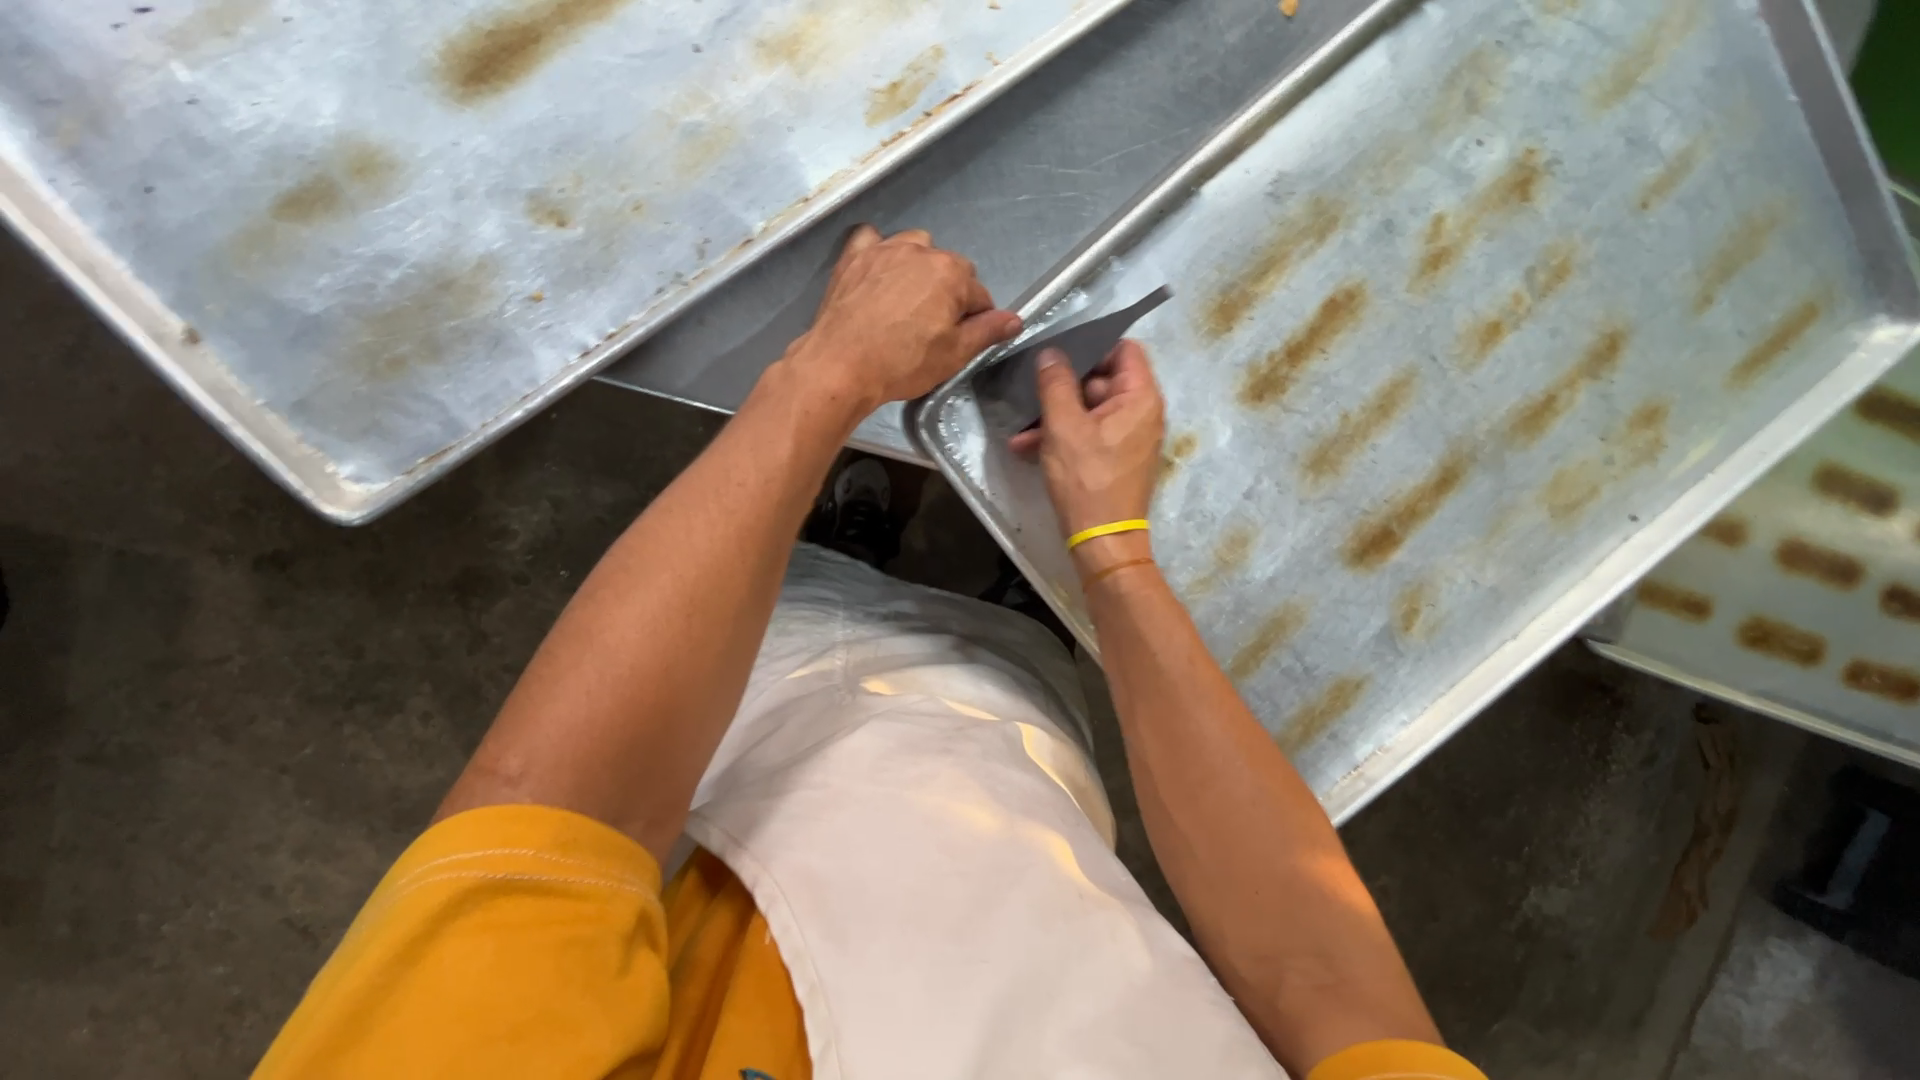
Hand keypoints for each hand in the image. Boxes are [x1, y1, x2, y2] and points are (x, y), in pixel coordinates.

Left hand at [786, 225, 1020, 416]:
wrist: (840, 365)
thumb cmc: (902, 363)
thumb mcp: (954, 354)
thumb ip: (987, 332)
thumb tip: (1015, 320)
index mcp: (951, 274)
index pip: (979, 294)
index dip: (976, 318)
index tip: (963, 337)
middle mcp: (920, 251)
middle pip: (949, 268)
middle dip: (949, 291)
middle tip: (934, 326)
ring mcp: (884, 250)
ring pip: (915, 246)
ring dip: (919, 266)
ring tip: (909, 298)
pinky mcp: (853, 258)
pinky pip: (871, 240)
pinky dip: (879, 251)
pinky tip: (878, 271)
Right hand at [1010, 339, 1165, 569]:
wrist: (1102, 540)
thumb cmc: (1087, 479)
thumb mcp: (1064, 426)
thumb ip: (1056, 383)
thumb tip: (1051, 353)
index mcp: (1140, 397)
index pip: (1124, 349)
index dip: (1092, 345)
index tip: (1058, 352)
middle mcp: (1142, 413)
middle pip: (1102, 380)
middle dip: (1063, 386)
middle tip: (1031, 389)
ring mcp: (1129, 438)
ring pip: (1089, 411)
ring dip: (1055, 416)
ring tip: (1021, 427)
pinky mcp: (1115, 459)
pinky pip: (1088, 435)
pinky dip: (1062, 437)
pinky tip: (1027, 447)